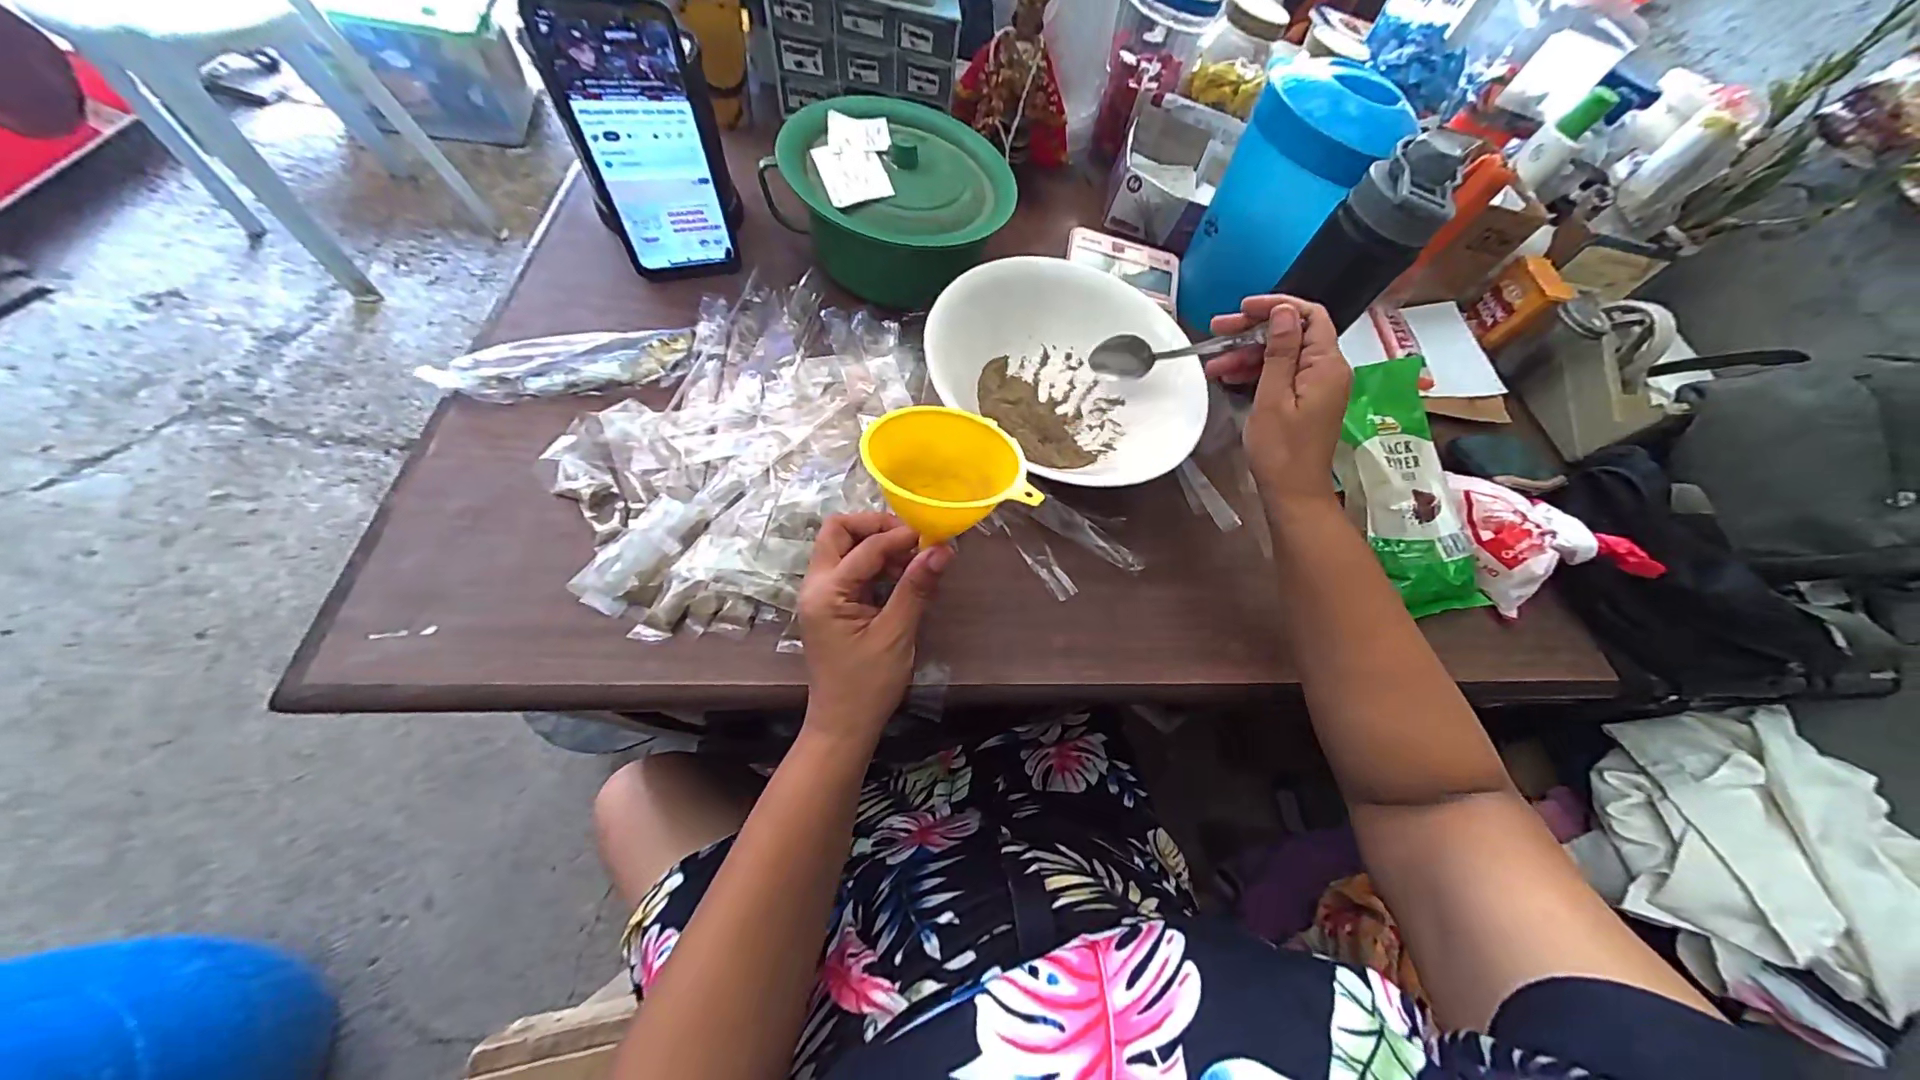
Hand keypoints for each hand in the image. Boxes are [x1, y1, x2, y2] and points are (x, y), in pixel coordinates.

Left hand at [797, 513, 952, 743]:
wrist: (844, 724)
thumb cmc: (868, 684)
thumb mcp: (896, 634)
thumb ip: (916, 587)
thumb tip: (941, 549)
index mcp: (826, 592)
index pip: (864, 547)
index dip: (900, 536)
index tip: (933, 537)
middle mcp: (816, 586)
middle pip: (838, 532)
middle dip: (875, 527)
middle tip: (912, 539)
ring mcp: (821, 595)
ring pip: (842, 547)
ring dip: (876, 545)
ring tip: (912, 562)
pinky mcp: (831, 605)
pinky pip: (850, 568)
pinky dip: (874, 564)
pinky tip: (902, 577)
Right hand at [1205, 296, 1350, 505]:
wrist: (1292, 492)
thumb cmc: (1280, 450)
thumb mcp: (1273, 397)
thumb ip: (1279, 352)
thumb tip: (1283, 312)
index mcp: (1326, 365)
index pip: (1309, 315)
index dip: (1277, 305)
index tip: (1243, 308)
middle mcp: (1328, 370)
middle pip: (1293, 333)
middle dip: (1254, 330)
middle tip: (1217, 331)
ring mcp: (1317, 386)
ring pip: (1283, 355)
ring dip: (1248, 354)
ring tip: (1213, 363)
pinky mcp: (1306, 400)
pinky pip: (1282, 374)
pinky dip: (1256, 372)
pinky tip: (1227, 376)